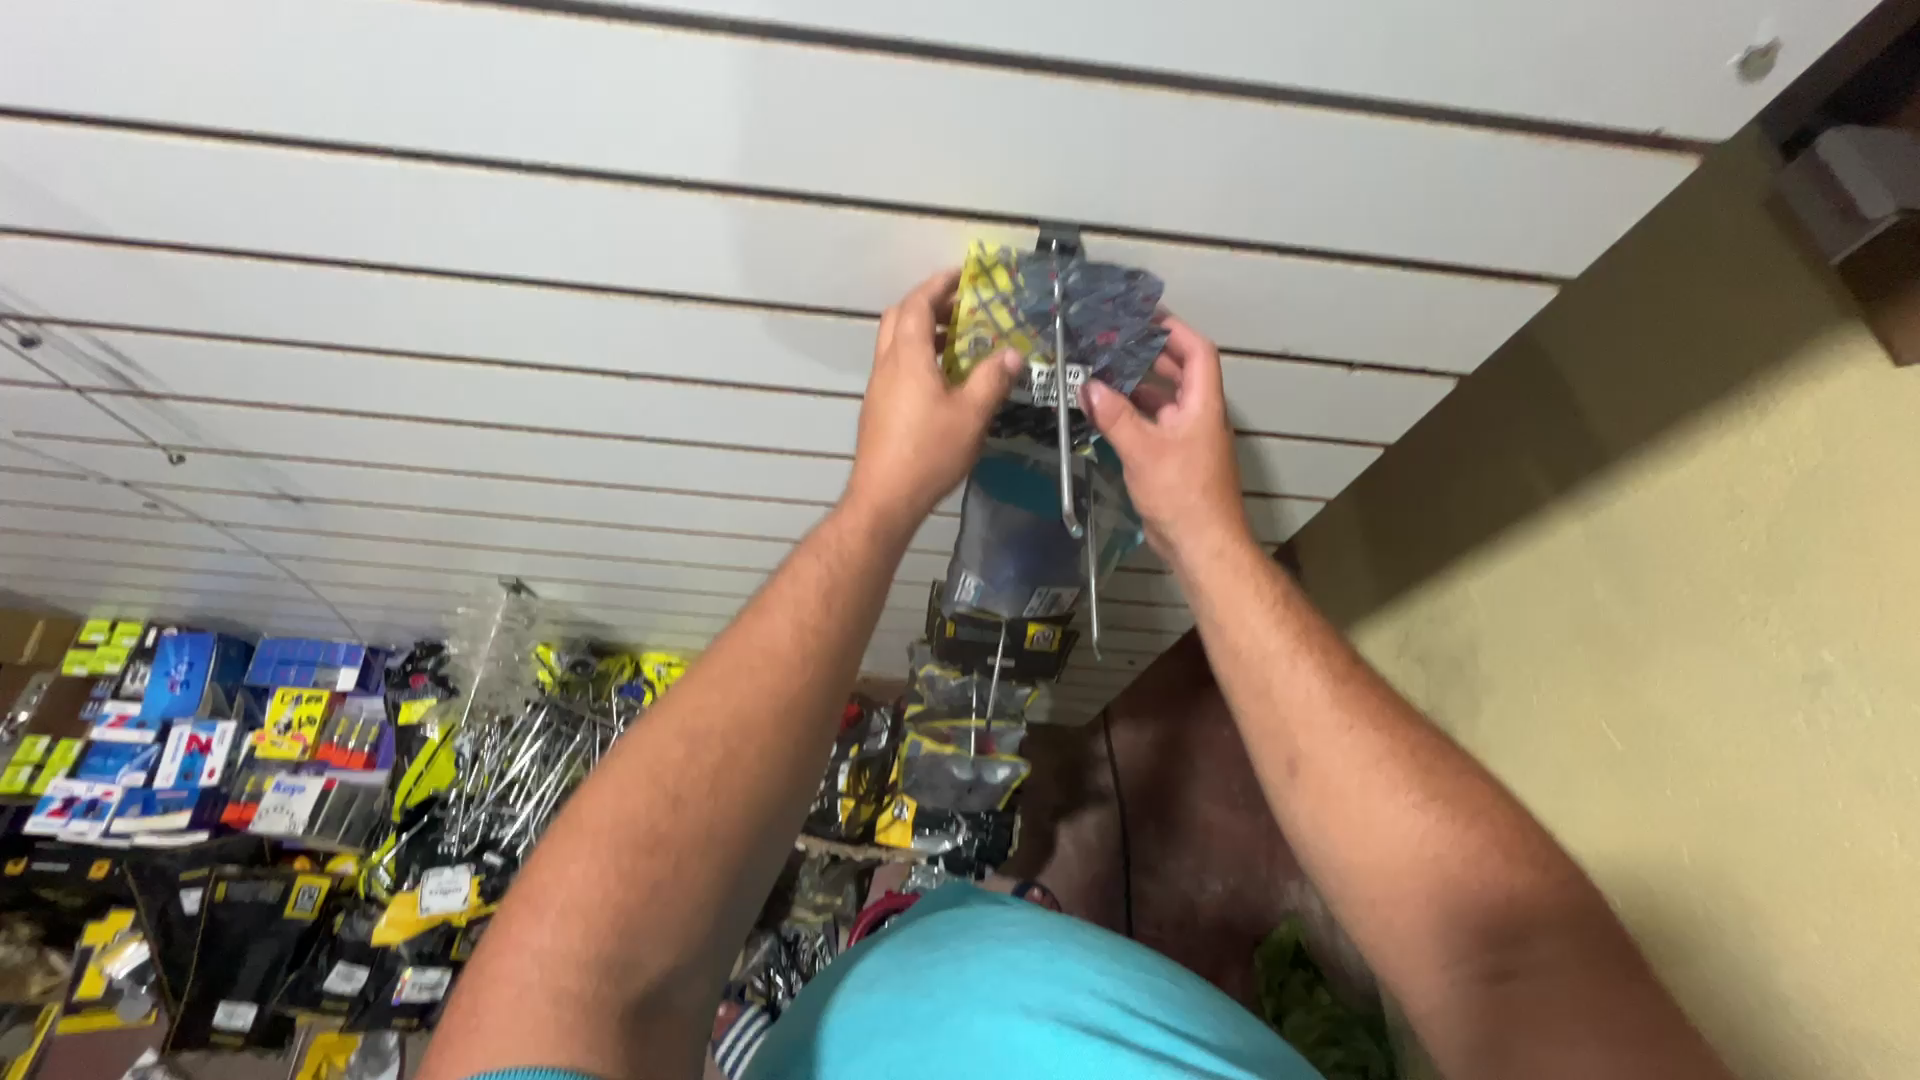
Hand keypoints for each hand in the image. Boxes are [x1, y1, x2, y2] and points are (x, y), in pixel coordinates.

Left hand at [844, 270, 1022, 523]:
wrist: (884, 498)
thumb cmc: (928, 453)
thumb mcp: (971, 415)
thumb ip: (992, 379)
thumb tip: (1012, 353)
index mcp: (907, 357)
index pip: (916, 304)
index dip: (938, 285)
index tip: (961, 276)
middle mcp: (886, 366)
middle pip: (898, 318)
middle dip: (927, 304)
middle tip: (958, 309)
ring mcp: (878, 389)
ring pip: (894, 344)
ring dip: (921, 333)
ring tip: (955, 342)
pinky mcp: (877, 410)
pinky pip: (895, 367)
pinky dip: (916, 357)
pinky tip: (940, 380)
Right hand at [1083, 317, 1252, 563]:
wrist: (1202, 544)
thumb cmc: (1181, 492)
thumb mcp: (1143, 450)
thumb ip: (1114, 416)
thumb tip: (1087, 386)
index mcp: (1202, 405)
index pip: (1197, 352)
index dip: (1174, 330)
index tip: (1143, 317)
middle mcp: (1198, 416)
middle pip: (1179, 373)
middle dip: (1148, 355)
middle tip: (1112, 343)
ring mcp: (1187, 439)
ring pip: (1162, 401)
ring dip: (1136, 387)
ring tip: (1102, 372)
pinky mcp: (1174, 460)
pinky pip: (1153, 426)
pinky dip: (1132, 415)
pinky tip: (1105, 413)